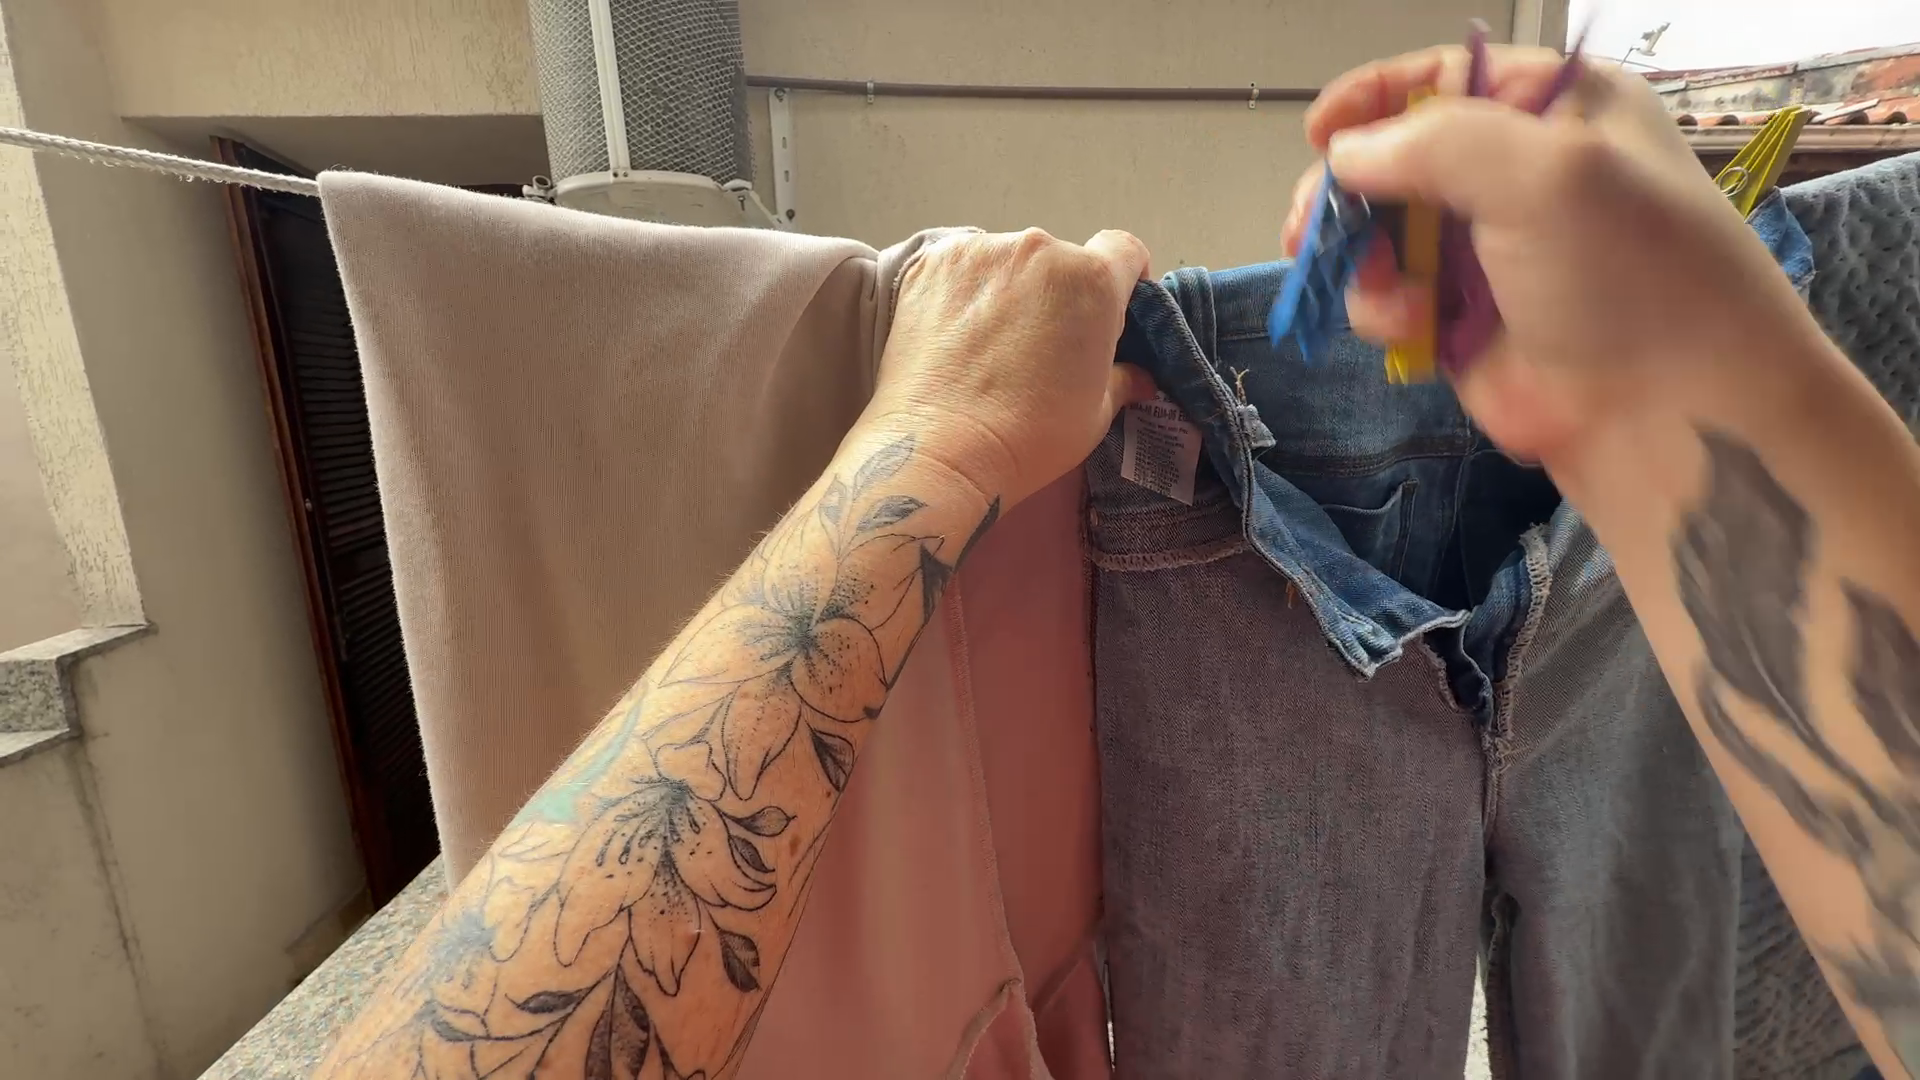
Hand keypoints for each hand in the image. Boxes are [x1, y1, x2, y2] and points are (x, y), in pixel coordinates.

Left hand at [862, 228, 1157, 507]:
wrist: (941, 449)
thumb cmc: (1030, 437)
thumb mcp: (1094, 416)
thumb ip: (1123, 380)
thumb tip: (1140, 376)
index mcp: (1091, 280)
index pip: (1124, 250)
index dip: (1122, 279)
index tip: (1107, 311)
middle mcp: (1038, 249)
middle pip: (1060, 260)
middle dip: (1058, 293)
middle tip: (1039, 344)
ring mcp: (978, 252)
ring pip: (1006, 262)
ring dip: (1007, 289)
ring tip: (987, 344)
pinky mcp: (928, 265)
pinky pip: (958, 269)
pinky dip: (961, 293)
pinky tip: (952, 336)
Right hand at [1283, 45, 1831, 485]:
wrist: (1650, 403)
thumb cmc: (1620, 272)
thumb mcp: (1544, 177)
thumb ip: (1437, 145)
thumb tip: (1341, 156)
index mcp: (1547, 112)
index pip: (1441, 81)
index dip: (1372, 99)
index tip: (1316, 134)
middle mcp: (1503, 176)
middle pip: (1387, 165)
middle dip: (1343, 199)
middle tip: (1305, 234)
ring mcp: (1470, 251)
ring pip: (1371, 239)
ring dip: (1360, 266)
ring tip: (1380, 290)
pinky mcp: (1444, 315)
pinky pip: (1379, 298)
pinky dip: (1380, 312)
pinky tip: (1411, 327)